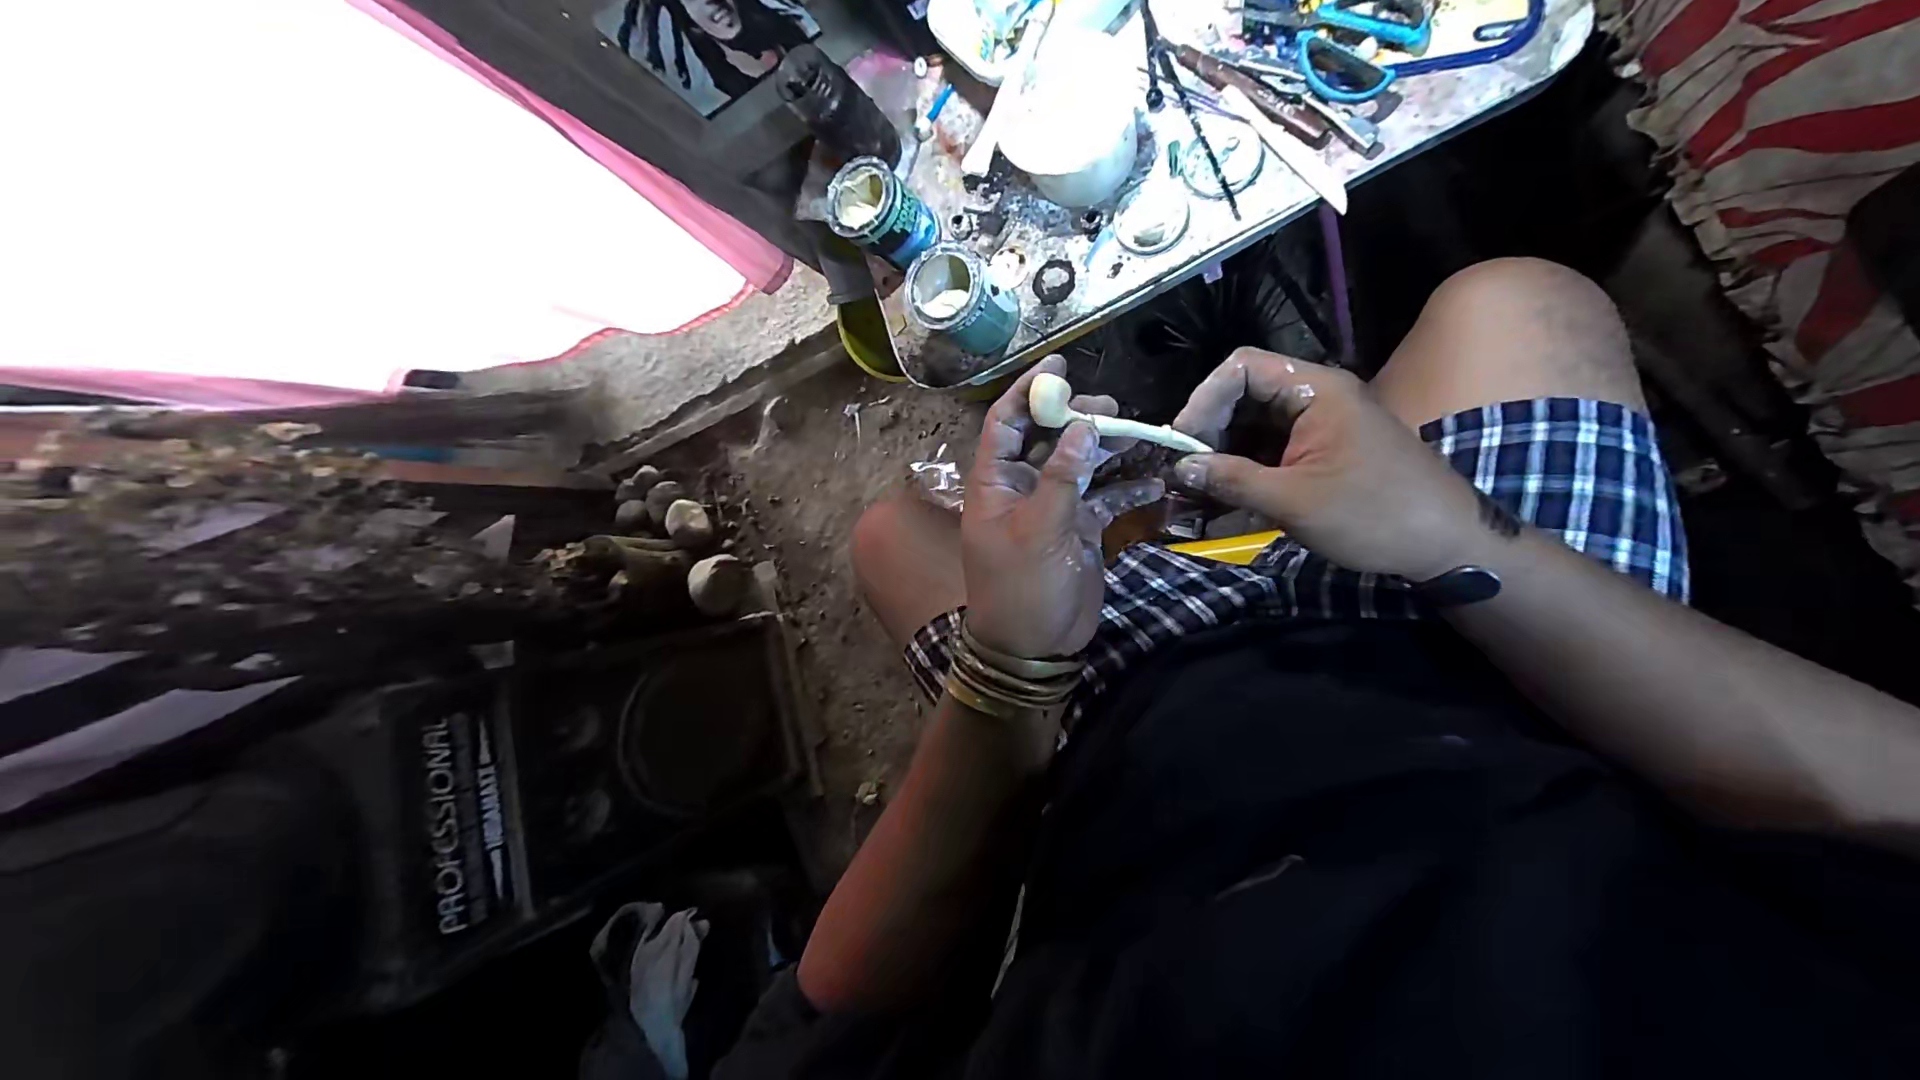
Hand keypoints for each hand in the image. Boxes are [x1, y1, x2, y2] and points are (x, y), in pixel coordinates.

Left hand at [962, 356, 1164, 657]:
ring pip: (1082, 465)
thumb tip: (1084, 425)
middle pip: (1051, 438)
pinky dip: (1127, 490)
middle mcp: (1023, 487)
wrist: (1033, 645)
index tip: (1059, 364)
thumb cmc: (1022, 587)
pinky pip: (1104, 498)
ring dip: (1110, 450)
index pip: (1006, 422)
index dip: (1029, 391)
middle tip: (1114, 411)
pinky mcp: (1079, 528)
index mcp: (996, 481)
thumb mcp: (1039, 530)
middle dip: (1081, 420)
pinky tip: (1155, 483)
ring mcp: (1053, 507)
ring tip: (1142, 437)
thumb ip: (1062, 476)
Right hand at [1170, 348, 1504, 581]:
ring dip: (1218, 458)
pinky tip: (1219, 502)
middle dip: (1206, 433)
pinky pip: (1266, 453)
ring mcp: (1316, 427)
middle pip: (1241, 397)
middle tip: (1182, 473)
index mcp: (1316, 391)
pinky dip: (1240, 473)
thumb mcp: (1294, 500)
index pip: (1242, 367)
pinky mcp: (1317, 454)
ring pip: (1249, 428)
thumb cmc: (1374, 514)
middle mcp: (1314, 399)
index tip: (1182, 442)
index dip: (1204, 399)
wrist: (1448, 545)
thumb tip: (1178, 469)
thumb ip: (1231, 480)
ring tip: (1193, 493)